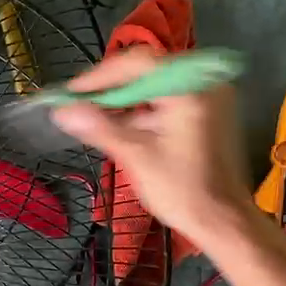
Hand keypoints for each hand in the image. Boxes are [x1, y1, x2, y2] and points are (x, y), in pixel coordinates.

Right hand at [51, 48, 256, 247]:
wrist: (223, 221)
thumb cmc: (182, 191)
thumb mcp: (136, 157)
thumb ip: (99, 128)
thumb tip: (63, 110)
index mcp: (189, 88)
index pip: (136, 64)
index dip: (99, 77)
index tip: (71, 93)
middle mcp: (204, 82)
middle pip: (148, 72)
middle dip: (112, 90)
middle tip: (81, 105)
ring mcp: (210, 98)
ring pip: (158, 88)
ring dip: (127, 103)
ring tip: (96, 120)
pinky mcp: (210, 114)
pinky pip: (171, 102)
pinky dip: (146, 113)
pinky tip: (124, 130)